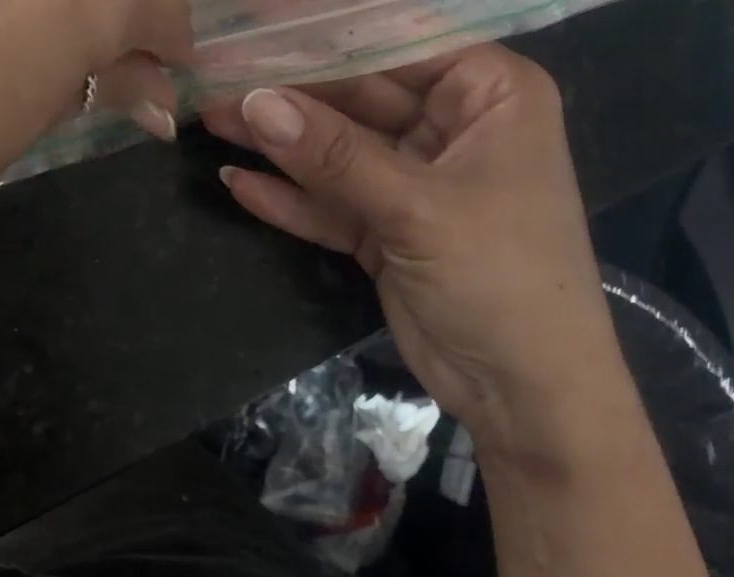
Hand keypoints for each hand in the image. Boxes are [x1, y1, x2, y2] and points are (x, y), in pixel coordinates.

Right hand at [201, 45, 627, 470]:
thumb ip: (336, 158)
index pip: (397, 45)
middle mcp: (453, 130)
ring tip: (211, 122)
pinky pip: (334, 210)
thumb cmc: (501, 276)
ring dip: (280, 148)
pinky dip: (292, 203)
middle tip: (218, 79)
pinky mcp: (389, 239)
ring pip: (339, 159)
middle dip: (292, 95)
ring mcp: (416, 189)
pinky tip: (240, 185)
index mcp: (488, 95)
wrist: (522, 385)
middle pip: (360, 100)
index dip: (325, 38)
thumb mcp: (419, 209)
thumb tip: (257, 104)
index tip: (256, 28)